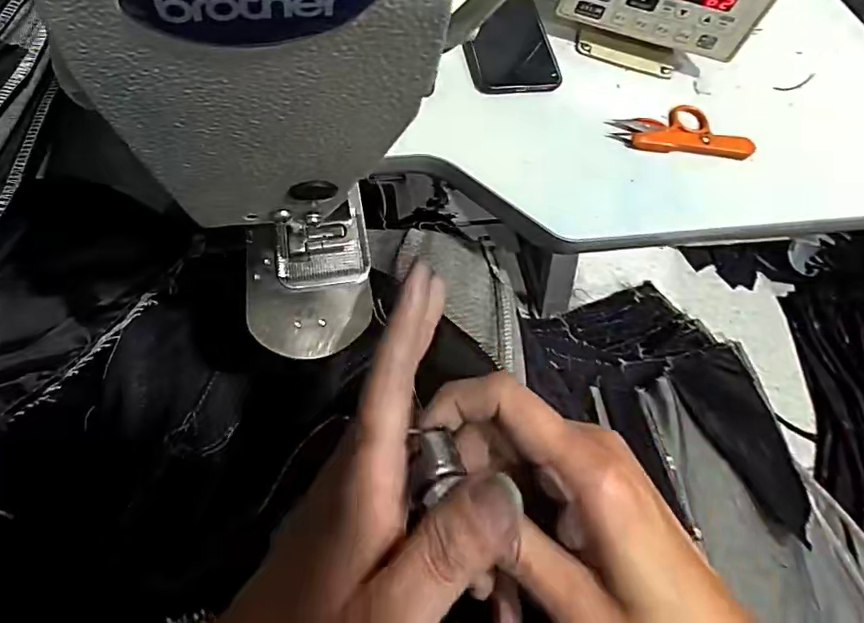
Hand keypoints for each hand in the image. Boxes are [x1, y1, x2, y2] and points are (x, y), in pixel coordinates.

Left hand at [222, 263, 528, 622]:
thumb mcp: (391, 607)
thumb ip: (446, 548)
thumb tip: (506, 487)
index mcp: (365, 473)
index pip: (390, 378)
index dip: (409, 321)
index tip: (423, 274)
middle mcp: (359, 469)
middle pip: (410, 399)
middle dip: (431, 353)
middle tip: (449, 312)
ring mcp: (357, 493)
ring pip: (417, 443)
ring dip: (453, 436)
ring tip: (487, 451)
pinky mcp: (359, 517)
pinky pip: (412, 481)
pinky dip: (445, 484)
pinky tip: (469, 528)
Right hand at [424, 372, 754, 622]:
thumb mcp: (583, 605)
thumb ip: (519, 548)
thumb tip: (462, 504)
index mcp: (588, 464)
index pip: (503, 395)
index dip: (453, 403)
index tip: (420, 440)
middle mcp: (589, 446)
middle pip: (500, 430)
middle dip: (467, 481)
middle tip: (461, 551)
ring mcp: (593, 459)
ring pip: (512, 460)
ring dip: (488, 511)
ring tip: (494, 584)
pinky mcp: (594, 478)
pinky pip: (536, 479)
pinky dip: (513, 517)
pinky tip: (515, 575)